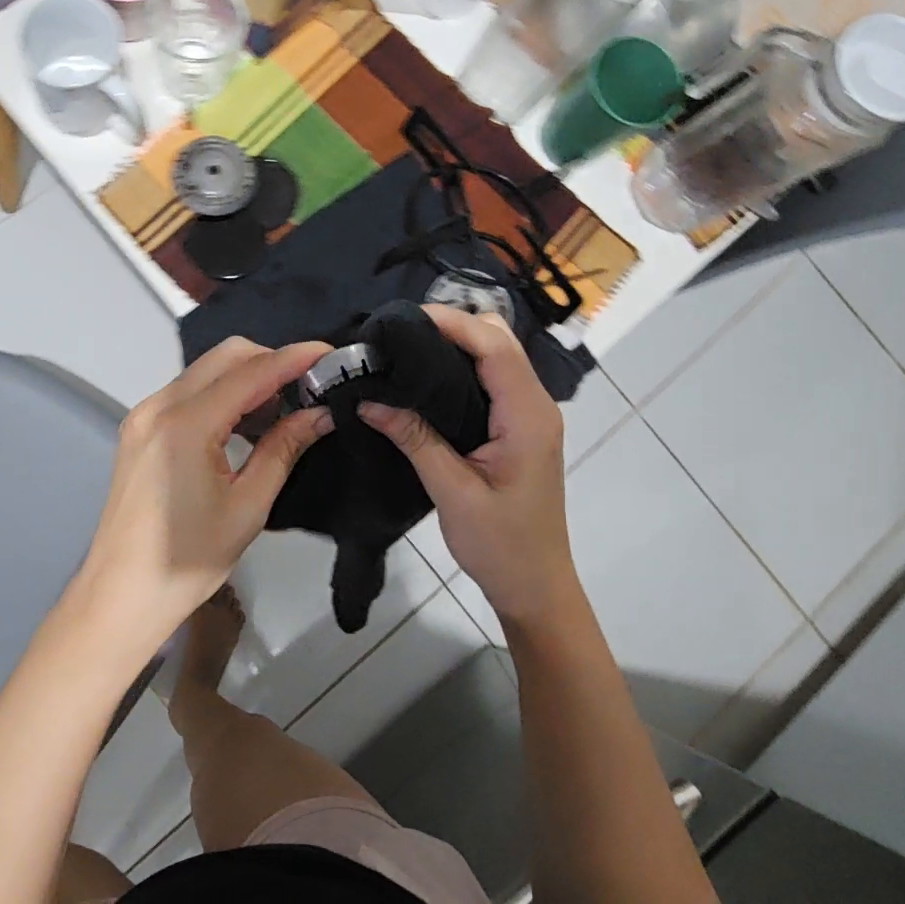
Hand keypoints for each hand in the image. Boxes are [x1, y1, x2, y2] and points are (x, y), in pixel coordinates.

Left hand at [80, 337, 334, 633]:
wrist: (122, 595)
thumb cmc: (188, 560)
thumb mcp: (248, 506)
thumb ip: (283, 449)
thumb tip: (320, 414)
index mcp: (185, 424)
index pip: (251, 372)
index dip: (295, 358)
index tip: (333, 354)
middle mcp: (158, 406)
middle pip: (225, 357)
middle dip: (271, 362)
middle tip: (309, 388)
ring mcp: (143, 416)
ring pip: (205, 371)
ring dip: (246, 378)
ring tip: (283, 411)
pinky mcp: (139, 430)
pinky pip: (187, 393)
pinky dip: (221, 395)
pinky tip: (246, 425)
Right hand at [359, 305, 575, 626]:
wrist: (535, 584)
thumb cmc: (500, 544)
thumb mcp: (452, 492)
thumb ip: (414, 439)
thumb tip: (370, 400)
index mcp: (527, 416)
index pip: (494, 346)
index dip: (451, 324)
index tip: (402, 321)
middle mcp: (534, 406)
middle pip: (498, 340)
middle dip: (452, 327)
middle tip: (398, 338)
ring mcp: (529, 415)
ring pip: (496, 356)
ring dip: (456, 345)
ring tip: (405, 353)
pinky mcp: (518, 427)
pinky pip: (493, 379)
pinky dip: (462, 367)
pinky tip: (426, 380)